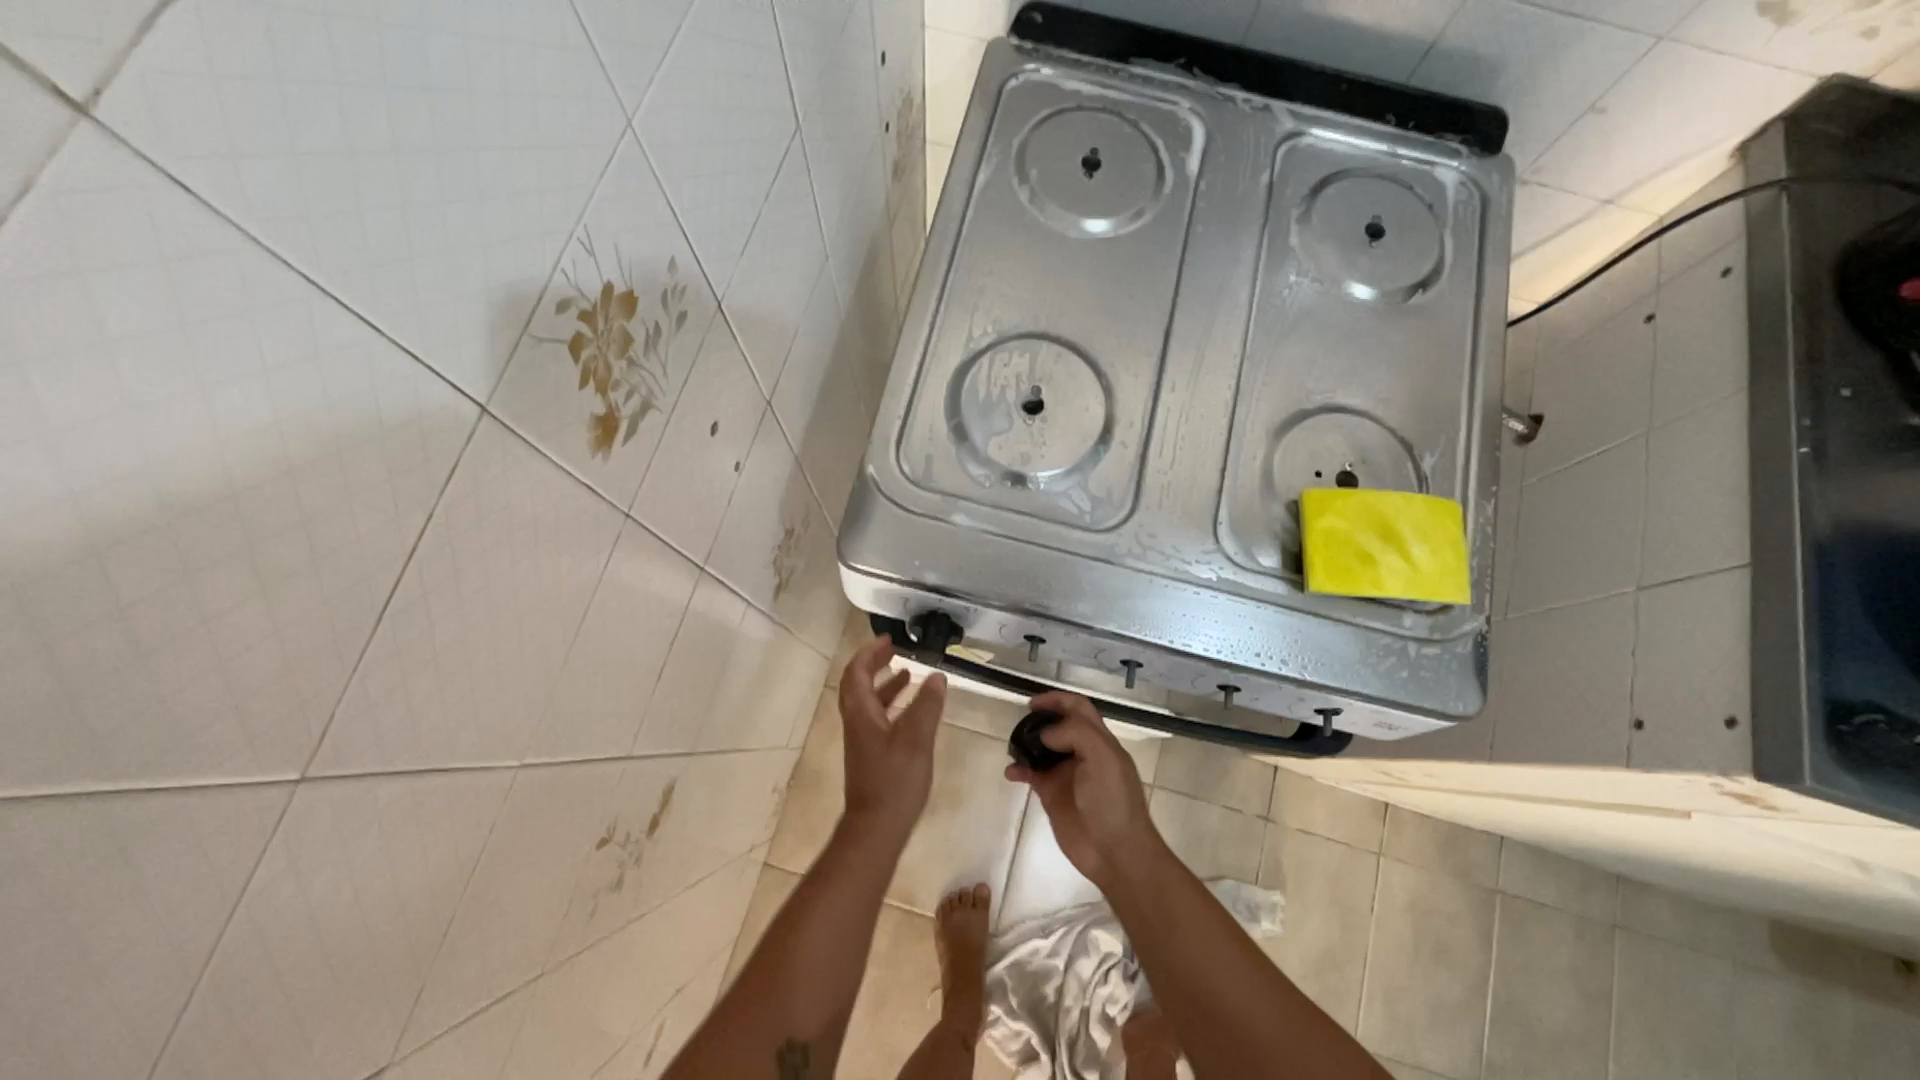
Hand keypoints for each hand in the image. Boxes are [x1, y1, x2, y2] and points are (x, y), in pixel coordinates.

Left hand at [837, 636, 947, 844]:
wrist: (876, 827)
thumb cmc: (895, 781)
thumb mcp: (917, 739)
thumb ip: (927, 706)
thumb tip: (936, 676)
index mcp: (861, 714)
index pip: (856, 672)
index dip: (870, 653)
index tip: (889, 640)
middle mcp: (857, 724)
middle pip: (859, 685)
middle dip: (876, 665)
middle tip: (897, 651)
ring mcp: (863, 742)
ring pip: (870, 704)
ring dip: (886, 686)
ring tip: (909, 675)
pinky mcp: (872, 757)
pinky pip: (879, 720)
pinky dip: (893, 707)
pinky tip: (913, 713)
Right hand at [1004, 691, 1159, 889]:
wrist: (1114, 851)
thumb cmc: (1112, 802)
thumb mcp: (1103, 758)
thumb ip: (1076, 734)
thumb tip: (1045, 734)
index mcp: (1101, 741)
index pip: (1079, 709)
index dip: (1058, 700)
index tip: (1034, 704)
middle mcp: (1083, 753)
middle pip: (1059, 726)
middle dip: (1040, 720)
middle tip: (1021, 724)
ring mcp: (1067, 775)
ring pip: (1042, 749)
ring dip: (1027, 744)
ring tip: (1013, 747)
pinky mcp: (1053, 795)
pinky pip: (1032, 775)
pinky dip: (1019, 769)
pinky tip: (1011, 773)